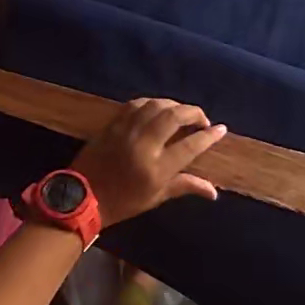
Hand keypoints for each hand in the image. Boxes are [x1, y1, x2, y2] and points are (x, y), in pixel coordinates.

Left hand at [72, 98, 224, 226]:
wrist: (83, 196)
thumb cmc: (122, 202)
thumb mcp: (155, 197)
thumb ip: (185, 186)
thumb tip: (214, 191)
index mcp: (156, 167)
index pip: (189, 146)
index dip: (208, 136)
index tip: (220, 129)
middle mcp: (143, 144)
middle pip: (174, 116)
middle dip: (193, 113)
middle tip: (202, 119)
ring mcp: (126, 130)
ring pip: (155, 105)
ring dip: (173, 105)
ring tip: (182, 113)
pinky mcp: (113, 123)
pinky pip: (136, 104)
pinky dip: (151, 103)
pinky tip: (158, 108)